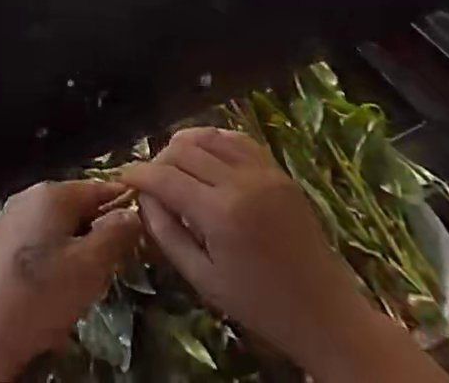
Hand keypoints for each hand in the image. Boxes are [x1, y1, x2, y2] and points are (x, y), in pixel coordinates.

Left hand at [0, 180, 142, 382]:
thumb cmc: (41, 295)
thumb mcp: (91, 266)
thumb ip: (117, 233)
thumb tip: (132, 212)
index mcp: (51, 193)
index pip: (101, 187)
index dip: (123, 210)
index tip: (139, 238)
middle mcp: (29, 196)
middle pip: (79, 208)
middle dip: (97, 237)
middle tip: (105, 271)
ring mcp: (11, 219)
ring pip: (60, 229)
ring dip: (77, 253)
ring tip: (78, 287)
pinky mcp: (0, 244)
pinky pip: (40, 243)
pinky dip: (53, 263)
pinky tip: (51, 293)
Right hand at [118, 128, 448, 382]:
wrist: (324, 312)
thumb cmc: (259, 305)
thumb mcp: (203, 279)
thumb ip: (166, 234)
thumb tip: (144, 199)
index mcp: (220, 215)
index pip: (164, 177)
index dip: (138, 173)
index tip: (124, 176)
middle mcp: (240, 183)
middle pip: (182, 150)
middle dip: (158, 159)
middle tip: (150, 179)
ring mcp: (263, 172)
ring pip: (208, 136)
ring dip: (183, 144)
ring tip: (173, 164)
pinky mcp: (278, 170)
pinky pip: (237, 139)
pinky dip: (213, 140)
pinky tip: (204, 154)